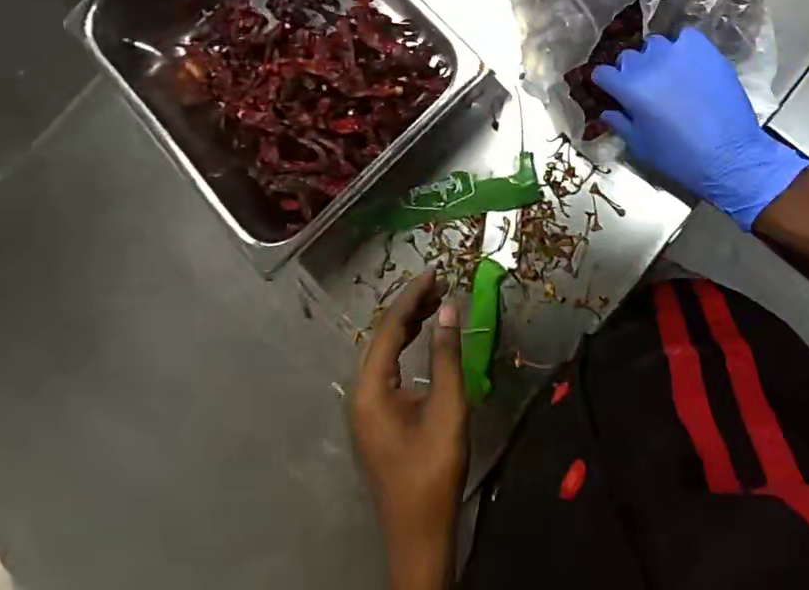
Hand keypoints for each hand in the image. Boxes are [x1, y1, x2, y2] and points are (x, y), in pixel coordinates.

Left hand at [350, 271, 466, 589]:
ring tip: (436, 302)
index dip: (414, 297)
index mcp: (369, 386)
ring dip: (410, 325)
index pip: (391, 327)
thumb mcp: (446, 410)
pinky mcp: (376, 416)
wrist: (419, 534)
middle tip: (440, 283)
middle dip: (411, 307)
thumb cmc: (433, 472)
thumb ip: (446, 356)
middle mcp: (359, 390)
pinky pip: (388, 368)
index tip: (435, 273)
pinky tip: (424, 338)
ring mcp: (365, 404)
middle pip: (384, 336)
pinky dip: (406, 347)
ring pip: (385, 351)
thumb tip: (449, 307)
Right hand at [593, 27, 808, 230]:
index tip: (614, 92)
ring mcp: (677, 54)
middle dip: (631, 71)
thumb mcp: (641, 146)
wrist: (732, 157)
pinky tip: (692, 63)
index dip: (606, 84)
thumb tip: (607, 112)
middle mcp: (648, 65)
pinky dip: (685, 47)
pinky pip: (687, 37)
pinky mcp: (704, 50)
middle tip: (646, 88)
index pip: (602, 73)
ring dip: (657, 58)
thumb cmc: (680, 158)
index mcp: (628, 88)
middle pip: (628, 57)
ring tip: (670, 74)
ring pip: (656, 44)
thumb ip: (621, 125)